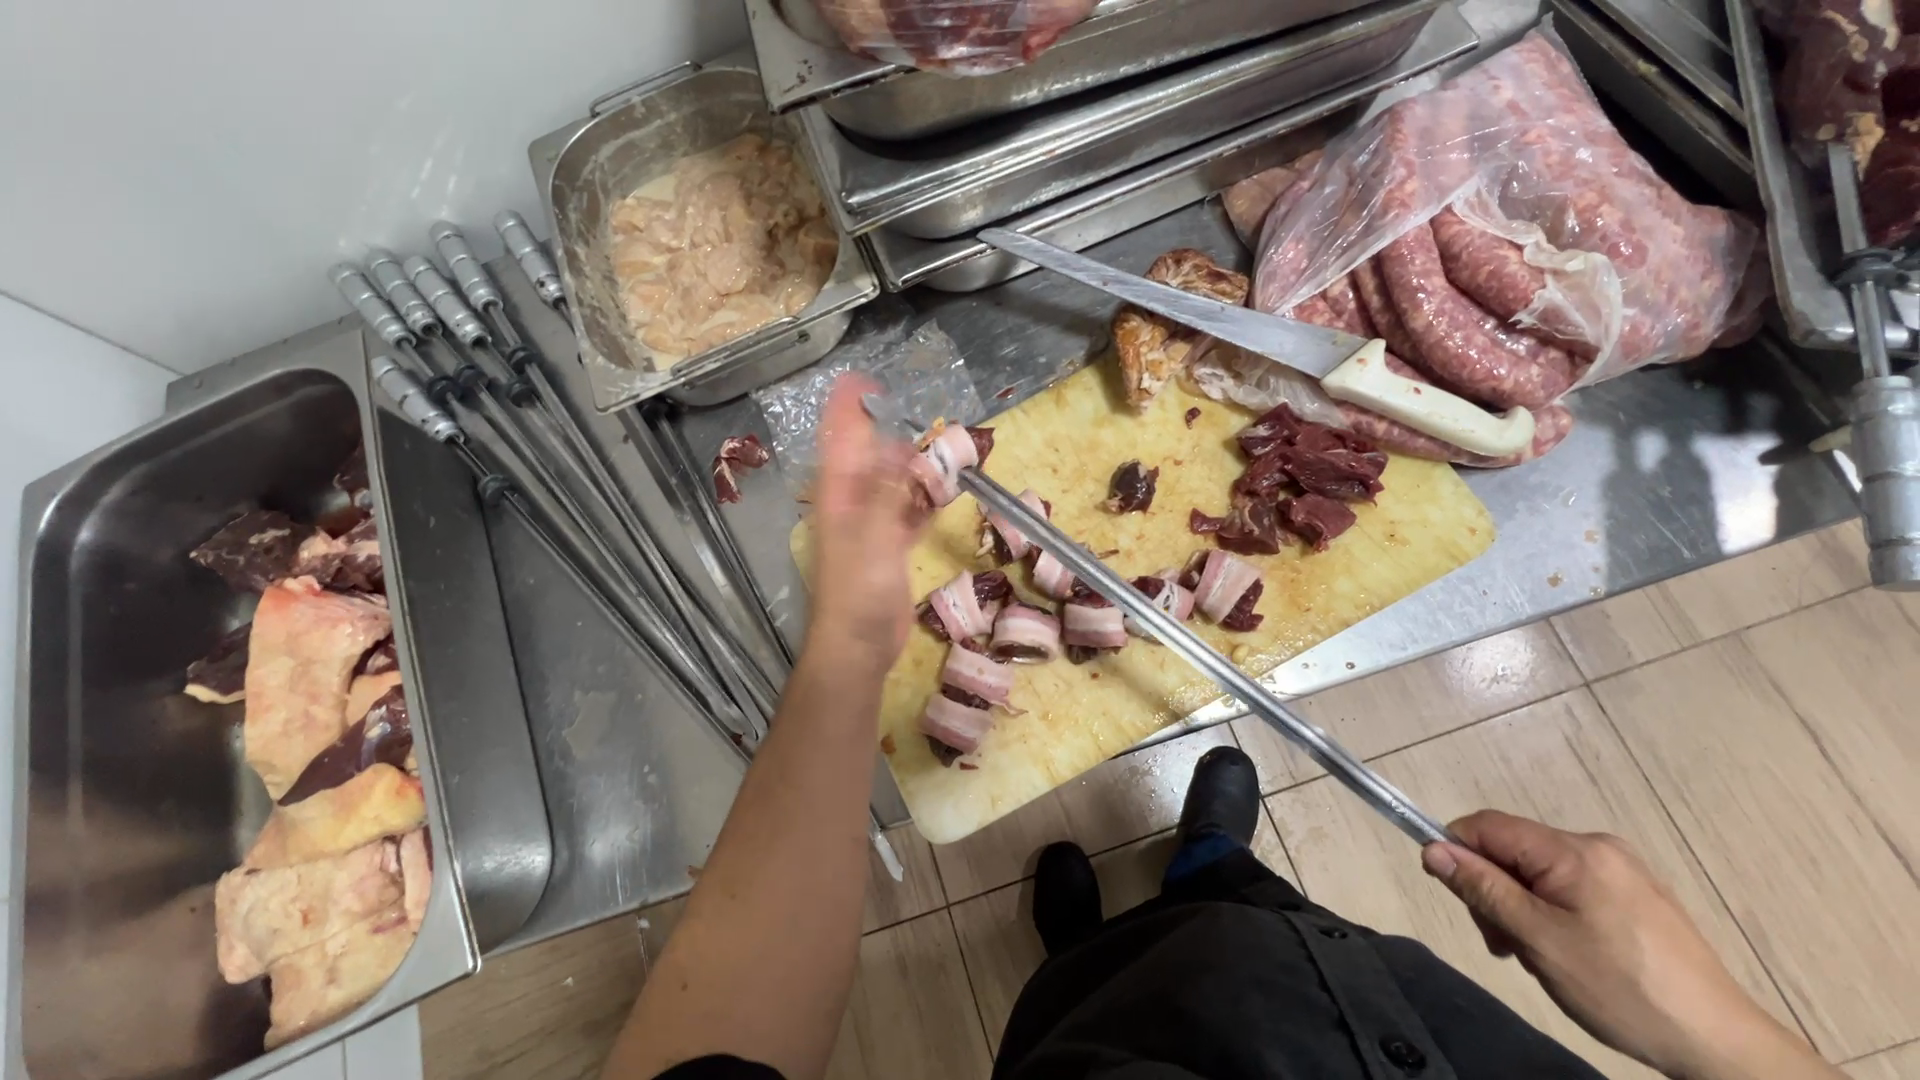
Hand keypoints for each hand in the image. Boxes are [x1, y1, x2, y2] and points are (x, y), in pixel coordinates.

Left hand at [804, 376, 922, 673]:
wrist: (857, 646)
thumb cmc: (858, 592)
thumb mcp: (872, 535)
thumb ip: (886, 490)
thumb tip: (899, 445)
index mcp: (836, 494)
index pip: (838, 440)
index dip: (848, 409)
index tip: (868, 382)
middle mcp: (850, 503)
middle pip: (868, 458)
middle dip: (891, 436)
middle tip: (923, 418)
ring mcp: (870, 526)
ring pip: (892, 484)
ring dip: (913, 468)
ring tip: (942, 449)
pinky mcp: (888, 547)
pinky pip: (907, 513)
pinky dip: (923, 500)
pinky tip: (945, 491)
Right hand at [1423, 811, 1836, 1079]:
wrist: (1721, 1044)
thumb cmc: (1620, 988)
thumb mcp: (1538, 939)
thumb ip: (1482, 888)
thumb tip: (1432, 848)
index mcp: (1574, 851)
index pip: (1487, 825)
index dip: (1456, 850)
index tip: (1453, 895)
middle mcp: (1597, 847)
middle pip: (1512, 849)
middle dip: (1492, 889)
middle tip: (1501, 943)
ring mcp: (1622, 871)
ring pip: (1538, 872)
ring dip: (1519, 906)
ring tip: (1535, 956)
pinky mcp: (1637, 896)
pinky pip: (1569, 888)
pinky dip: (1550, 913)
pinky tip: (1565, 953)